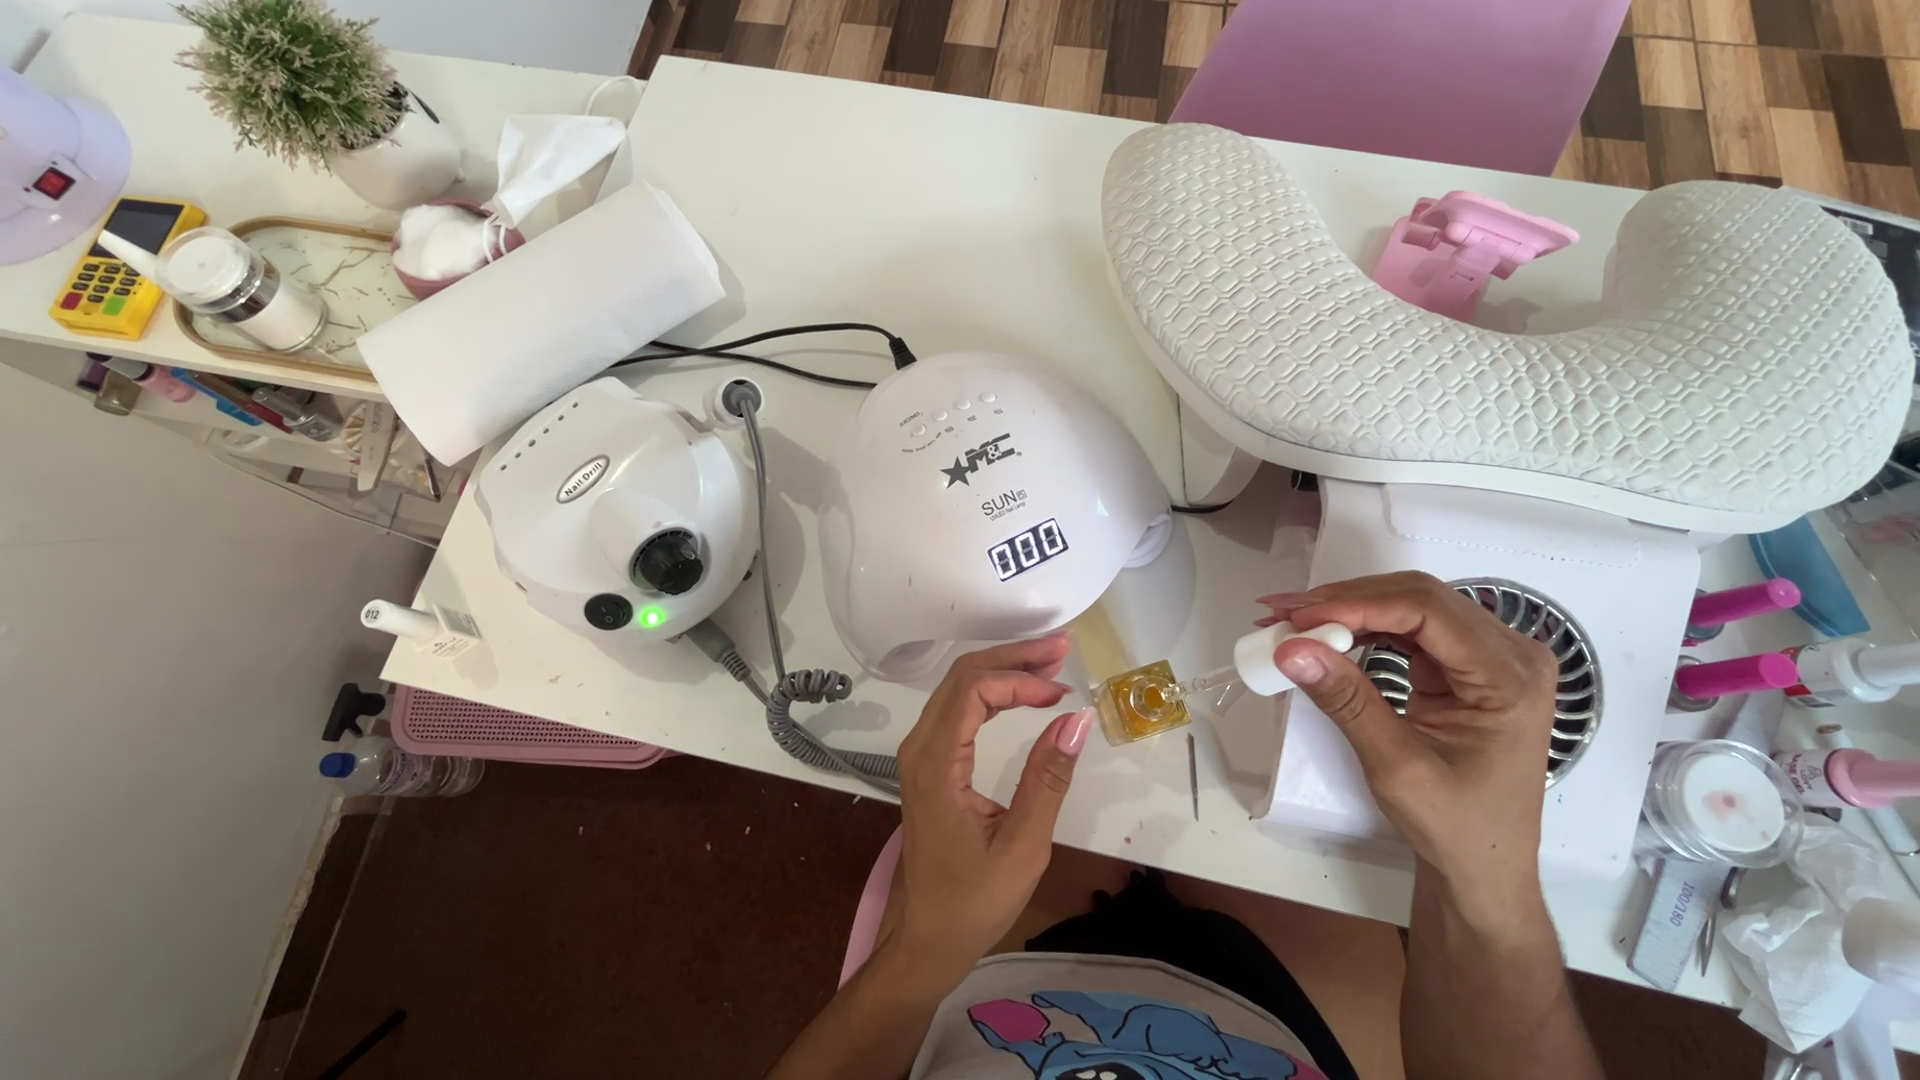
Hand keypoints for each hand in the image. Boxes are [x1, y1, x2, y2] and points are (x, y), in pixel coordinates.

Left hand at [889, 634, 1095, 975]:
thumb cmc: (975, 900)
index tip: (1060, 693)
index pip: (971, 691)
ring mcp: (920, 754)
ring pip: (958, 689)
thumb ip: (1048, 778)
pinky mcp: (930, 764)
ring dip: (1004, 671)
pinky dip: (992, 695)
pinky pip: (958, 710)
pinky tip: (1024, 694)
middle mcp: (919, 749)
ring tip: (1051, 664)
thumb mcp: (1023, 845)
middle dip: (1013, 659)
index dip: (1018, 679)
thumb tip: (1076, 720)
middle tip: (1062, 650)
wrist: (930, 937)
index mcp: (935, 765)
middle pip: (962, 678)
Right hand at [1259, 573, 1558, 910]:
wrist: (1483, 863)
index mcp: (1509, 676)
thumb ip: (1345, 700)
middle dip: (1344, 600)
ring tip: (1290, 620)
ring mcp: (1489, 657)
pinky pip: (1408, 629)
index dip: (1355, 604)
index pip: (1426, 611)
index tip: (1294, 616)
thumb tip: (1290, 649)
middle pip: (1418, 598)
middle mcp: (1509, 653)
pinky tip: (1324, 633)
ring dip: (1347, 609)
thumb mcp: (1394, 765)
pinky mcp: (1464, 666)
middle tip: (1279, 612)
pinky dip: (1361, 627)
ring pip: (1410, 606)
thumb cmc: (1453, 824)